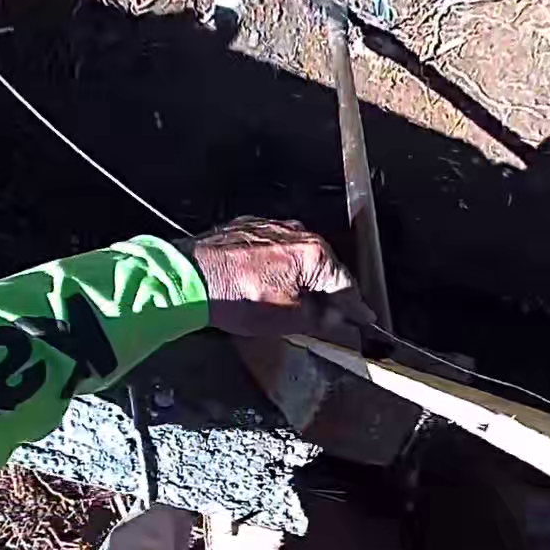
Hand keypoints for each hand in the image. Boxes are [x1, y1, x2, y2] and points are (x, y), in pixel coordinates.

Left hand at [184, 217, 375, 339]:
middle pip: (321, 267)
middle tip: (324, 317)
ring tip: (286, 303)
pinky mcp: (243, 228)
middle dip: (324, 293)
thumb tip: (342, 323)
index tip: (363, 320)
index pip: (344, 285)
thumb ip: (321, 320)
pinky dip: (272, 267)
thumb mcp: (286, 320)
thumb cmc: (234, 297)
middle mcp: (295, 231)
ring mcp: (268, 227)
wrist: (187, 277)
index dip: (354, 308)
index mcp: (313, 253)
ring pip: (294, 257)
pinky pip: (269, 250)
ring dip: (296, 279)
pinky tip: (260, 284)